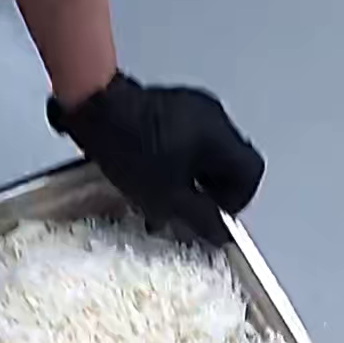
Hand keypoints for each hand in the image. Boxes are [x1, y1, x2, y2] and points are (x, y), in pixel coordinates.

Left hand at [49, 72, 263, 244]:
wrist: (93, 106)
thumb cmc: (130, 149)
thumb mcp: (169, 199)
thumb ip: (201, 220)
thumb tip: (221, 236)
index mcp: (219, 138)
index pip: (250, 174)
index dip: (236, 202)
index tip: (212, 214)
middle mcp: (213, 118)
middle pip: (230, 166)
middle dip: (212, 194)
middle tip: (188, 210)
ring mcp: (193, 107)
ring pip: (209, 156)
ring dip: (194, 181)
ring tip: (168, 197)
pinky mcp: (171, 106)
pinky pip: (190, 142)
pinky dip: (181, 164)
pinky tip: (156, 177)